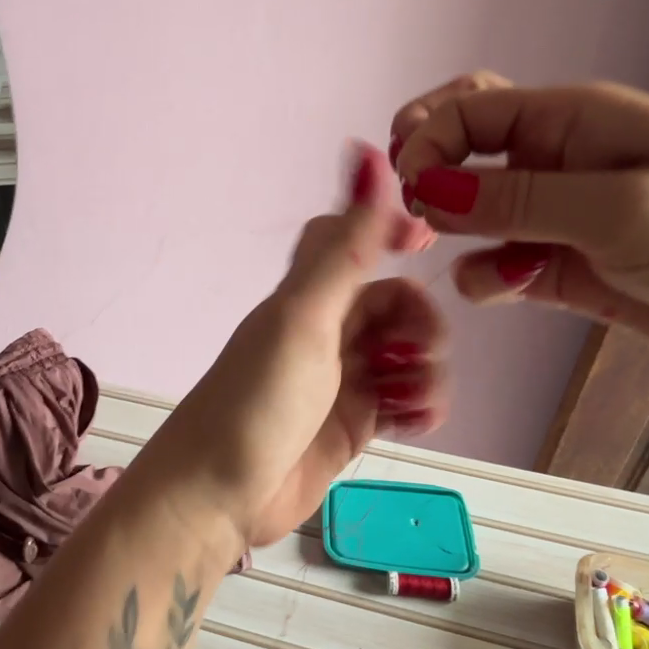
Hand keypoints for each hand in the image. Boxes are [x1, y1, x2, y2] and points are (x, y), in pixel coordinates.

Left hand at [140, 144, 445, 547]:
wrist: (218, 496)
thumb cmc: (256, 402)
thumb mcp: (304, 319)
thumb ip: (346, 247)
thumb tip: (368, 152)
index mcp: (307, 296)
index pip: (356, 242)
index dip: (393, 233)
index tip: (430, 242)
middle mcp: (324, 331)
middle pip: (396, 304)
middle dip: (420, 325)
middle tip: (411, 356)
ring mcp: (340, 381)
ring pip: (406, 354)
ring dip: (425, 370)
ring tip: (410, 401)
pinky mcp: (352, 426)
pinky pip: (402, 401)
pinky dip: (419, 406)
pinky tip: (414, 422)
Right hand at [390, 75, 648, 351]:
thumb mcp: (623, 207)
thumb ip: (520, 200)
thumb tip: (425, 189)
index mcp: (569, 121)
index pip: (468, 110)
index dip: (426, 141)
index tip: (409, 189)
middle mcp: (550, 162)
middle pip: (460, 149)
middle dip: (426, 177)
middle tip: (415, 218)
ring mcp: (552, 217)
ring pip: (468, 215)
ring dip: (454, 236)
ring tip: (476, 262)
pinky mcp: (556, 268)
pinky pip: (493, 266)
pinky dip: (485, 279)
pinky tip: (506, 287)